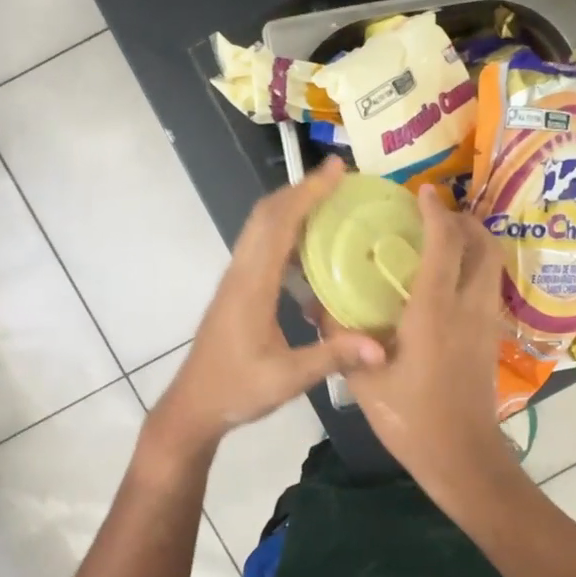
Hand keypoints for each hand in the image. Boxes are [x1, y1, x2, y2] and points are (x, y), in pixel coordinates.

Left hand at [151, 158, 385, 452]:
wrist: (193, 406)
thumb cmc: (236, 390)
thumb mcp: (287, 379)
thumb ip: (332, 358)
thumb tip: (382, 348)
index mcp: (251, 285)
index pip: (278, 224)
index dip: (307, 192)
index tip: (337, 170)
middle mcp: (241, 273)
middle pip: (266, 215)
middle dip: (302, 189)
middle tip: (340, 177)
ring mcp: (236, 280)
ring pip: (261, 228)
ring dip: (292, 206)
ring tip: (330, 201)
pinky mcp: (238, 290)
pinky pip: (262, 246)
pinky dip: (286, 230)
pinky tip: (313, 245)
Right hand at [333, 185, 510, 491]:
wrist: (462, 458)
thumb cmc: (411, 420)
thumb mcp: (364, 382)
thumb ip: (342, 340)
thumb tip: (317, 307)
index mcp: (434, 312)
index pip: (445, 244)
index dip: (435, 213)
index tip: (421, 194)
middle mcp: (468, 308)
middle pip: (483, 246)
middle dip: (463, 221)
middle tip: (435, 216)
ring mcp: (486, 323)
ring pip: (492, 266)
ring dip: (474, 243)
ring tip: (443, 241)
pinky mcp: (492, 339)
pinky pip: (489, 287)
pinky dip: (475, 269)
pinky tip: (448, 282)